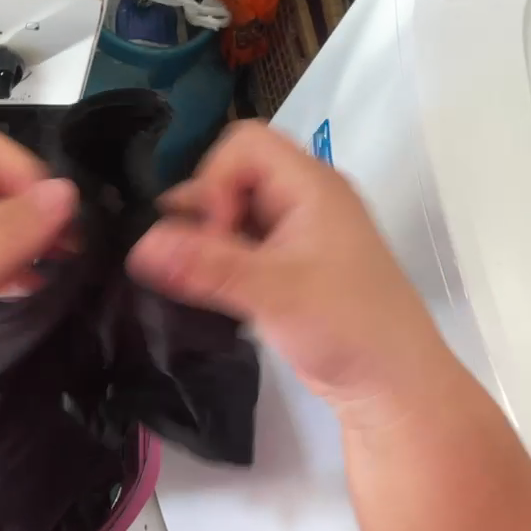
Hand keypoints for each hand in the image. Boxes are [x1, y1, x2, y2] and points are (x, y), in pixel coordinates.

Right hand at [128, 121, 459, 429]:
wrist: (391, 384)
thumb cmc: (346, 328)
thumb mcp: (273, 292)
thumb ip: (206, 267)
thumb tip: (139, 246)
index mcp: (311, 186)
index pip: (245, 146)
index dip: (214, 182)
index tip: (210, 235)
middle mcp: (303, 202)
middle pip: (234, 177)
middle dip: (203, 213)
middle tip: (189, 261)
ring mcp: (297, 237)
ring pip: (235, 216)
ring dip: (206, 241)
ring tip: (186, 279)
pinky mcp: (289, 270)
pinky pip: (242, 249)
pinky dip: (218, 264)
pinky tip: (203, 291)